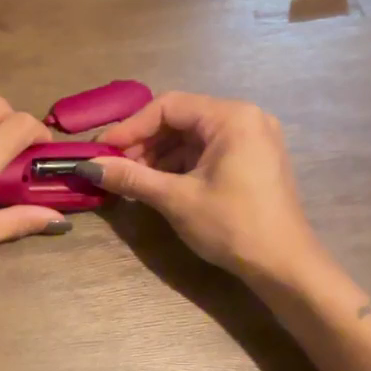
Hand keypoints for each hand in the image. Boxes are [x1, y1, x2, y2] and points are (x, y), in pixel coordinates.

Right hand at [77, 91, 324, 283]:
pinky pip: (203, 152)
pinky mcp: (249, 160)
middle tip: (112, 168)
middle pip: (179, 119)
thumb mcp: (175, 199)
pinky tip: (154, 185)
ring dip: (156, 156)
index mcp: (231, 117)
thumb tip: (88, 167)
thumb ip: (131, 177)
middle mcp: (244, 119)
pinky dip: (176, 166)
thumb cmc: (231, 225)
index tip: (100, 150)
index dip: (129, 127)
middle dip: (142, 143)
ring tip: (128, 180)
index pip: (168, 106)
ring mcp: (250, 139)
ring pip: (189, 138)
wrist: (282, 264)